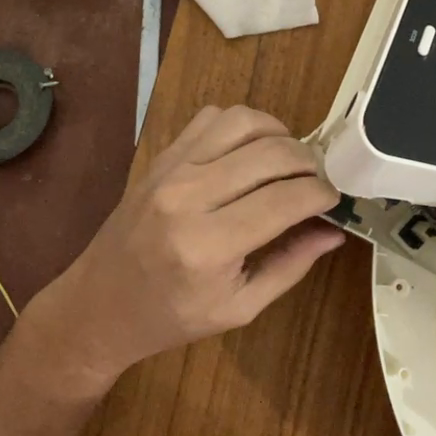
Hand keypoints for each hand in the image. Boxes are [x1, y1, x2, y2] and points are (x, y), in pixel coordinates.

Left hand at [21, 106, 345, 392]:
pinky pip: (212, 118)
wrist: (100, 303)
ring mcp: (171, 169)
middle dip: (308, 162)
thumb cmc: (171, 317)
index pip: (285, 200)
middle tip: (319, 180)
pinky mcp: (162, 155)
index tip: (335, 198)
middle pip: (271, 153)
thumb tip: (334, 230)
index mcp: (208, 247)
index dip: (321, 193)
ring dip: (279, 134)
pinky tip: (252, 150)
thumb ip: (290, 265)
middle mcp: (189, 196)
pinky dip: (242, 125)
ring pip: (243, 122)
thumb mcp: (238, 308)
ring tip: (290, 160)